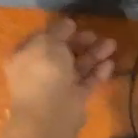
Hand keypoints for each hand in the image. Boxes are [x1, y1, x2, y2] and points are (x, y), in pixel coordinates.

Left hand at [6, 18, 116, 133]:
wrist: (51, 114)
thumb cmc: (44, 71)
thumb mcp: (48, 42)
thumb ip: (59, 31)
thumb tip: (68, 23)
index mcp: (25, 57)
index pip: (42, 40)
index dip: (59, 31)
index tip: (75, 24)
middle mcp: (39, 72)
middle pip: (62, 53)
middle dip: (80, 42)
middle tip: (96, 34)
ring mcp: (57, 87)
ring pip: (77, 67)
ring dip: (94, 55)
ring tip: (112, 44)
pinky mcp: (74, 100)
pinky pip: (86, 82)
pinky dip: (97, 72)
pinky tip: (110, 64)